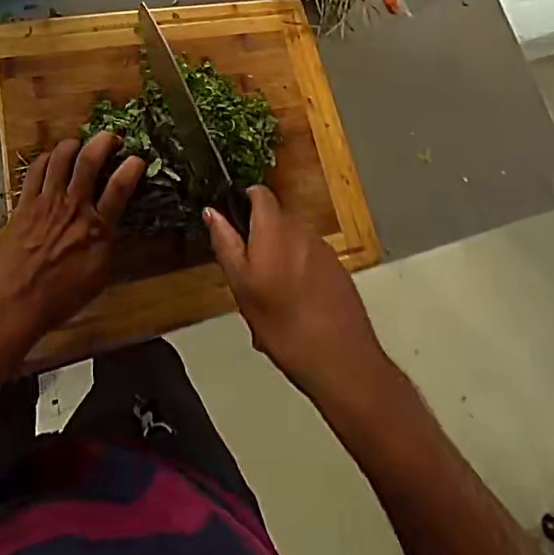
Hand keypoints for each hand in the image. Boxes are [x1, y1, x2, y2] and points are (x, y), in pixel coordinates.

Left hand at [0, 131, 144, 353]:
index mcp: (96, 227)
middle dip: (103, 142)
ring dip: (73, 145)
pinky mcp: (23, 204)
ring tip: (79, 144)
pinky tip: (49, 160)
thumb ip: (106, 245)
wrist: (13, 302)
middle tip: (111, 139)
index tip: (138, 159)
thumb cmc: (58, 298)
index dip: (132, 168)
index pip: (120, 187)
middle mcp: (72, 207)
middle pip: (89, 161)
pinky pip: (35, 171)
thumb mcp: (97, 276)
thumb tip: (111, 228)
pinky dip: (45, 159)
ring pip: (60, 158)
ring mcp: (45, 202)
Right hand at [204, 186, 386, 399]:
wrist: (340, 361)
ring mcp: (324, 252)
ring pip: (290, 244)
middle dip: (257, 241)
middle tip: (245, 277)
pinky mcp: (338, 272)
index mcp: (276, 229)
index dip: (240, 203)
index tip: (230, 226)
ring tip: (267, 301)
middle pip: (274, 221)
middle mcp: (304, 232)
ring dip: (276, 261)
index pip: (258, 193)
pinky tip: (290, 310)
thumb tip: (212, 212)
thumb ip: (225, 243)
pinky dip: (296, 277)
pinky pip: (308, 263)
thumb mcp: (241, 285)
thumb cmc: (284, 325)